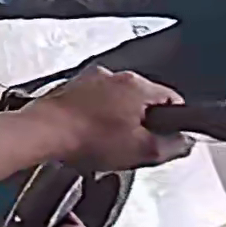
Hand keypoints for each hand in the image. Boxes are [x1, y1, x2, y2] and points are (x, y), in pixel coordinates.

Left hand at [28, 67, 188, 170]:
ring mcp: (86, 80)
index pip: (172, 99)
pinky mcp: (68, 88)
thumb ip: (174, 145)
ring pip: (115, 100)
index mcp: (134, 85)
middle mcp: (110, 75)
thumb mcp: (144, 151)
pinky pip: (91, 101)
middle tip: (135, 144)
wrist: (42, 133)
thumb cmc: (86, 138)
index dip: (175, 122)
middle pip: (142, 99)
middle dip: (143, 121)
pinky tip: (88, 133)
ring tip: (106, 141)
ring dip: (116, 118)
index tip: (169, 137)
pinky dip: (93, 115)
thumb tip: (183, 141)